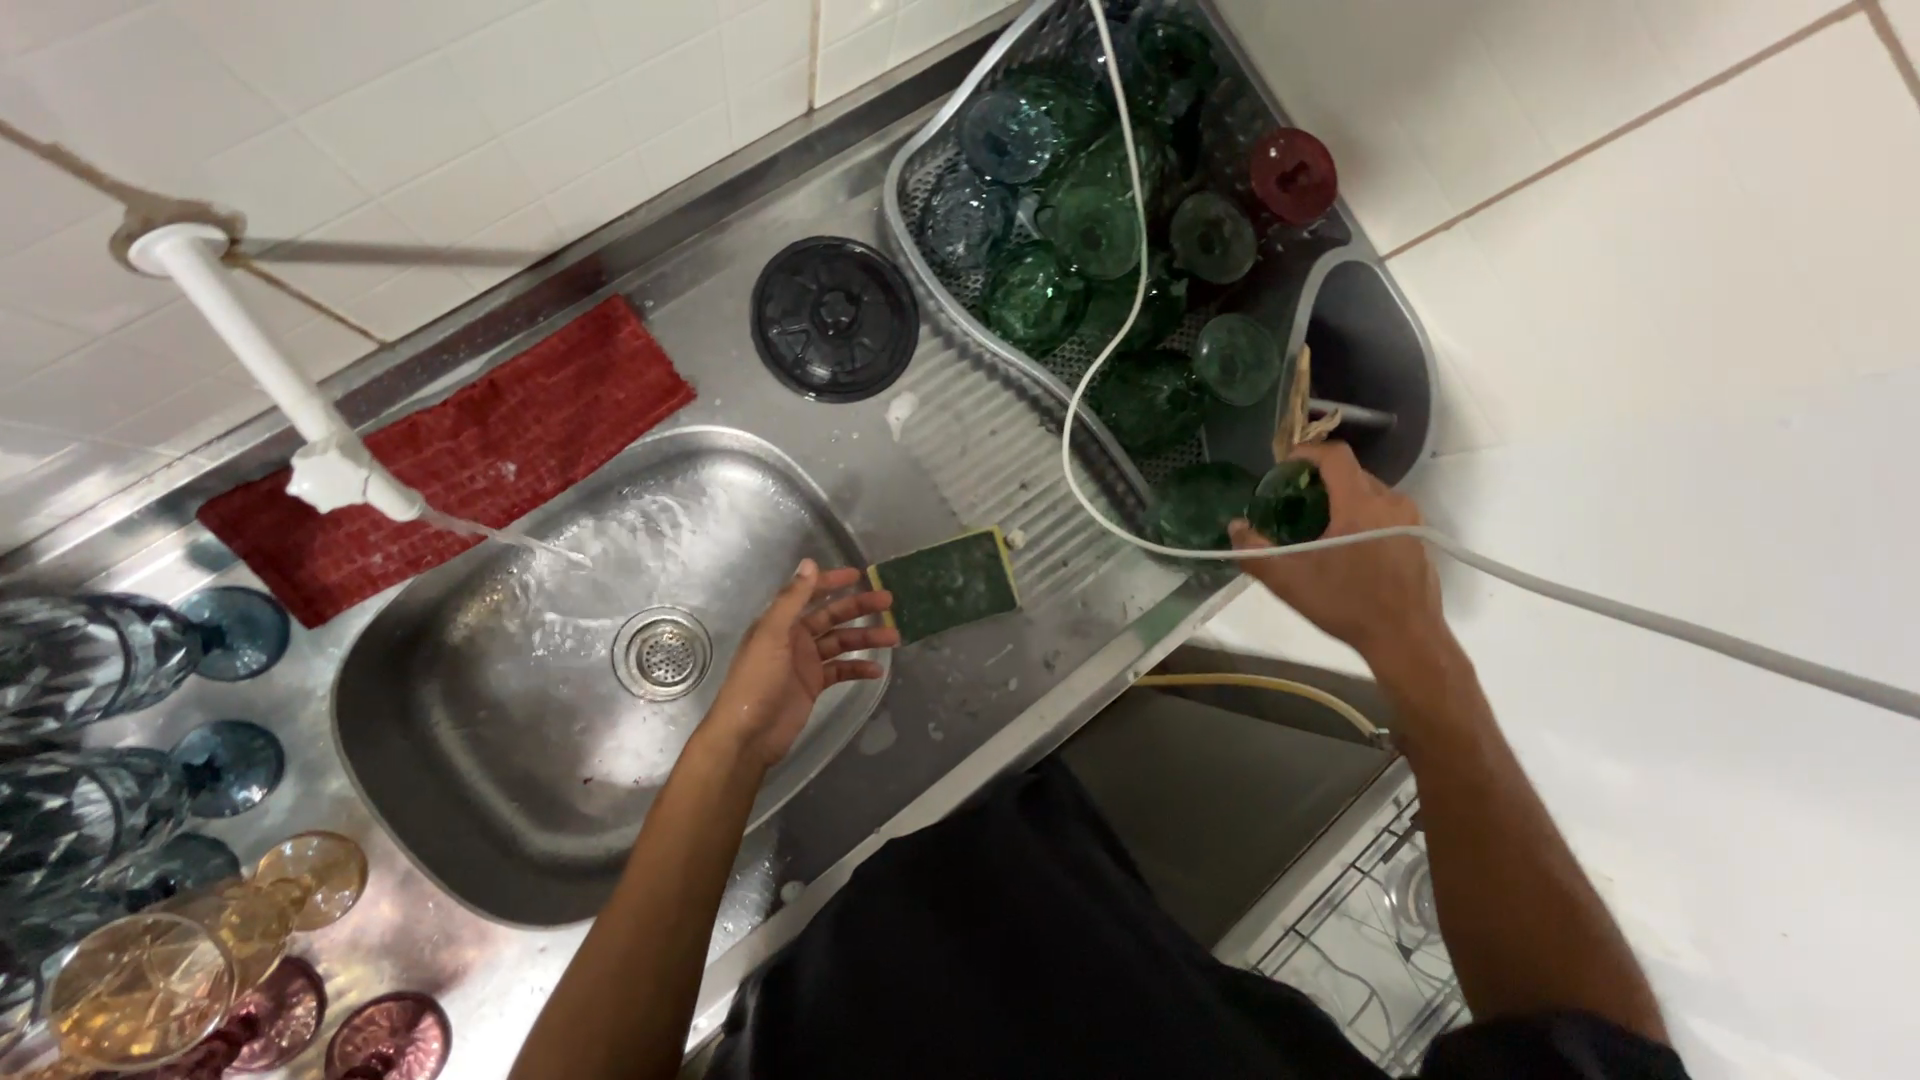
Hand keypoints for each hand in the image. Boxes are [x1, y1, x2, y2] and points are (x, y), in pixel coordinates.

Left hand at [700, 560, 897, 769]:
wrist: (748, 735)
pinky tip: (877, 671)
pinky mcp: (813, 685)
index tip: (860, 575)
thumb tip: (809, 563)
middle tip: (888, 600)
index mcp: (780, 622)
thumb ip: (792, 599)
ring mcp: (805, 662)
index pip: (809, 593)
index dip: (832, 582)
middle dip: (859, 608)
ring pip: (841, 643)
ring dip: (866, 639)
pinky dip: (858, 669)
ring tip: (894, 637)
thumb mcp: (772, 635)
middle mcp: (793, 637)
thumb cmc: (756, 682)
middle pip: (832, 616)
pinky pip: (841, 671)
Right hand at [1228, 442, 1447, 665]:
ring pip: (1371, 491)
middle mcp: (1390, 502)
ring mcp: (1410, 518)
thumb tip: (1234, 526)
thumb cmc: (1346, 605)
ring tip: (1320, 522)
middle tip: (1295, 499)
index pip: (1336, 456)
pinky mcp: (1419, 536)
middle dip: (1322, 478)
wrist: (1406, 638)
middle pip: (1352, 472)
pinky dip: (1363, 514)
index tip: (1285, 464)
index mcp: (1359, 504)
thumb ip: (1255, 551)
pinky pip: (1386, 511)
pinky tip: (1348, 544)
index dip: (1308, 451)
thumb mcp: (1289, 581)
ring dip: (1344, 497)